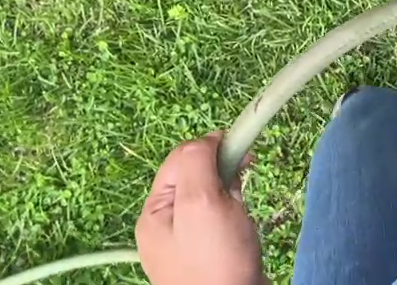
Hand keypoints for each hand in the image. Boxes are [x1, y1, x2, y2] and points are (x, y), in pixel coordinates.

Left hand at [136, 134, 264, 284]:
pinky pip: (218, 210)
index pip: (181, 157)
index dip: (209, 147)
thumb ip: (197, 163)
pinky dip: (233, 205)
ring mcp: (184, 236)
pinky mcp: (205, 246)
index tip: (238, 153)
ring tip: (240, 207)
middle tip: (241, 182)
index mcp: (155, 211)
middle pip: (195, 172)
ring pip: (210, 189)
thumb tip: (207, 138)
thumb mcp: (201, 204)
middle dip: (221, 169)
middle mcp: (164, 222)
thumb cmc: (215, 258)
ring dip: (229, 188)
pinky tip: (241, 218)